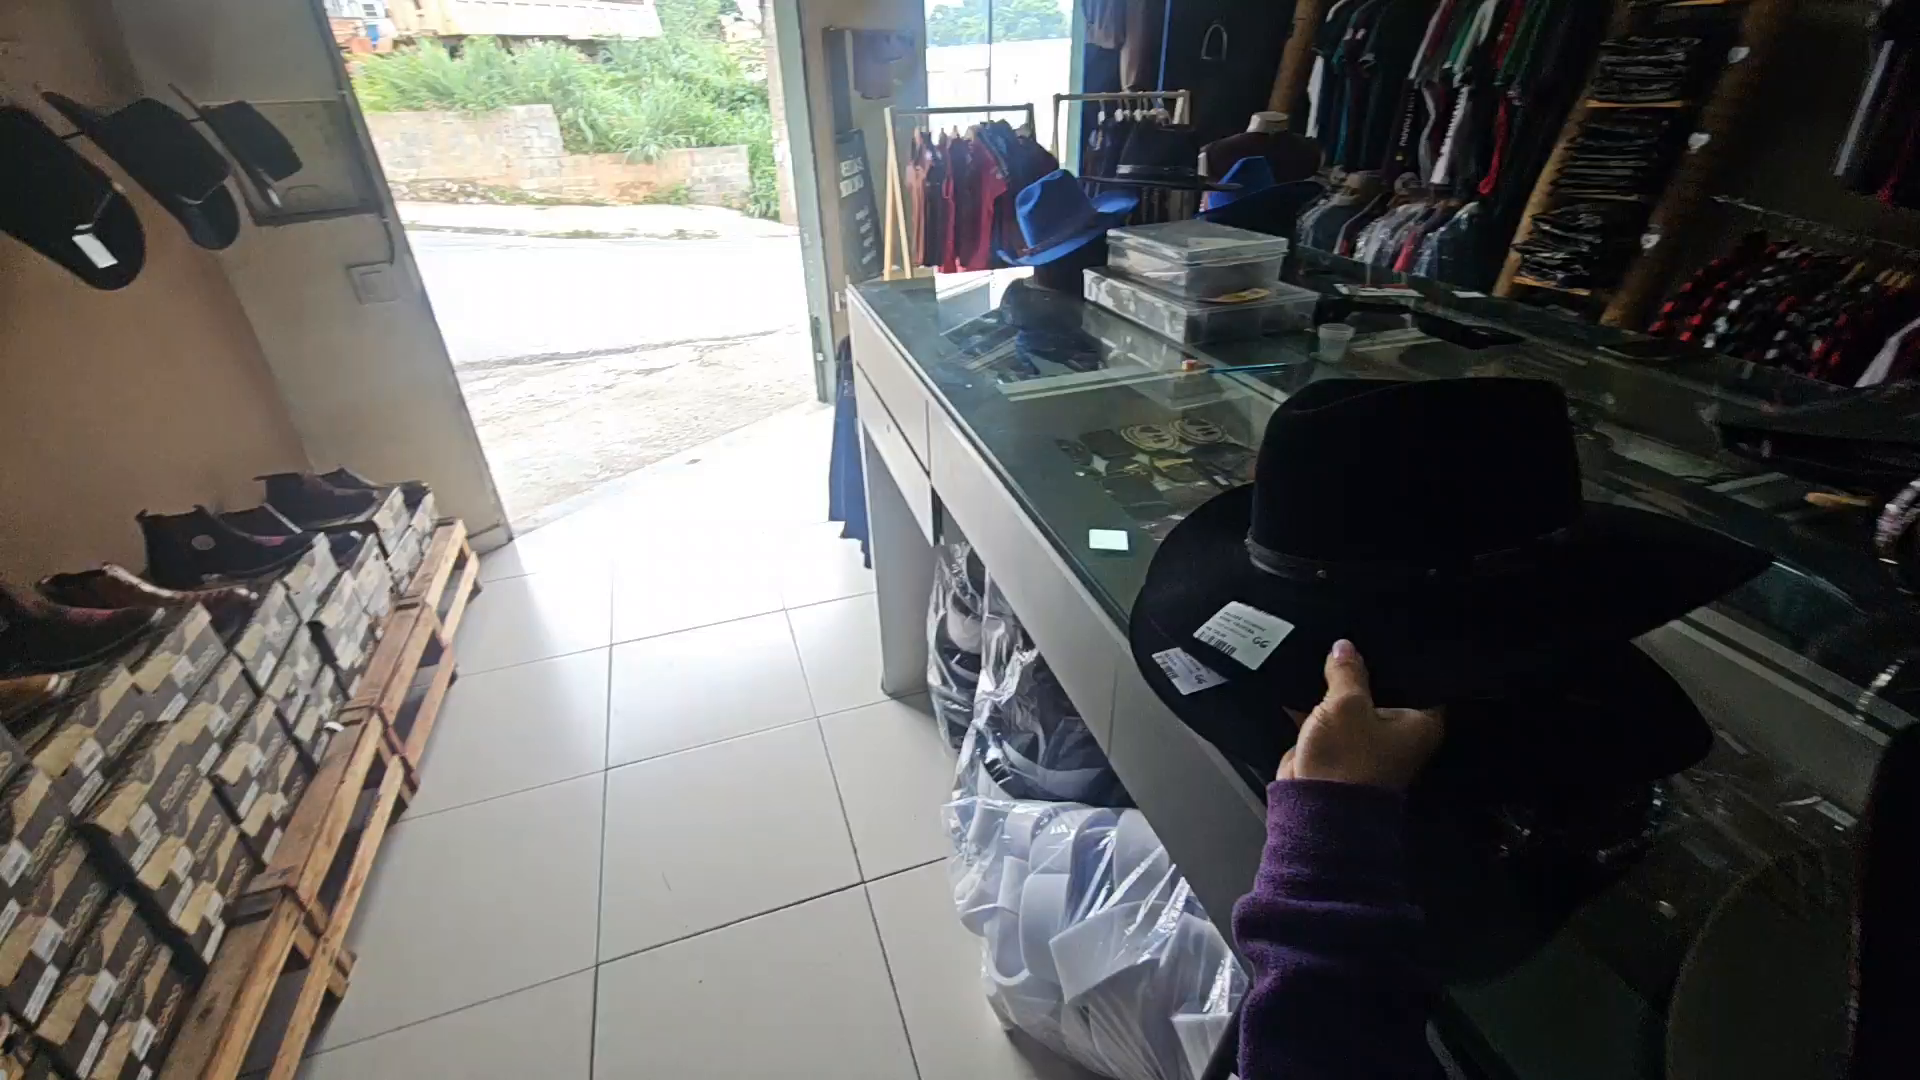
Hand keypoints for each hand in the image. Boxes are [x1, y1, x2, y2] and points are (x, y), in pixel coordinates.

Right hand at [1277, 640, 1444, 789]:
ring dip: (1338, 684)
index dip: (1402, 656)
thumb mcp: (1346, 705)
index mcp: (1419, 723)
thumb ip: (1346, 672)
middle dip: (1364, 666)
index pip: (1419, 679)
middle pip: (1384, 687)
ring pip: (1354, 700)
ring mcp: (1367, 737)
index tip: (1386, 629)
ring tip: (1323, 646)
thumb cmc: (1346, 755)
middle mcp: (1399, 729)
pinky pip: (1331, 714)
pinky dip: (1319, 701)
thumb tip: (1344, 645)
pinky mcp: (1339, 743)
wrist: (1317, 805)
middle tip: (1350, 631)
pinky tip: (1304, 673)